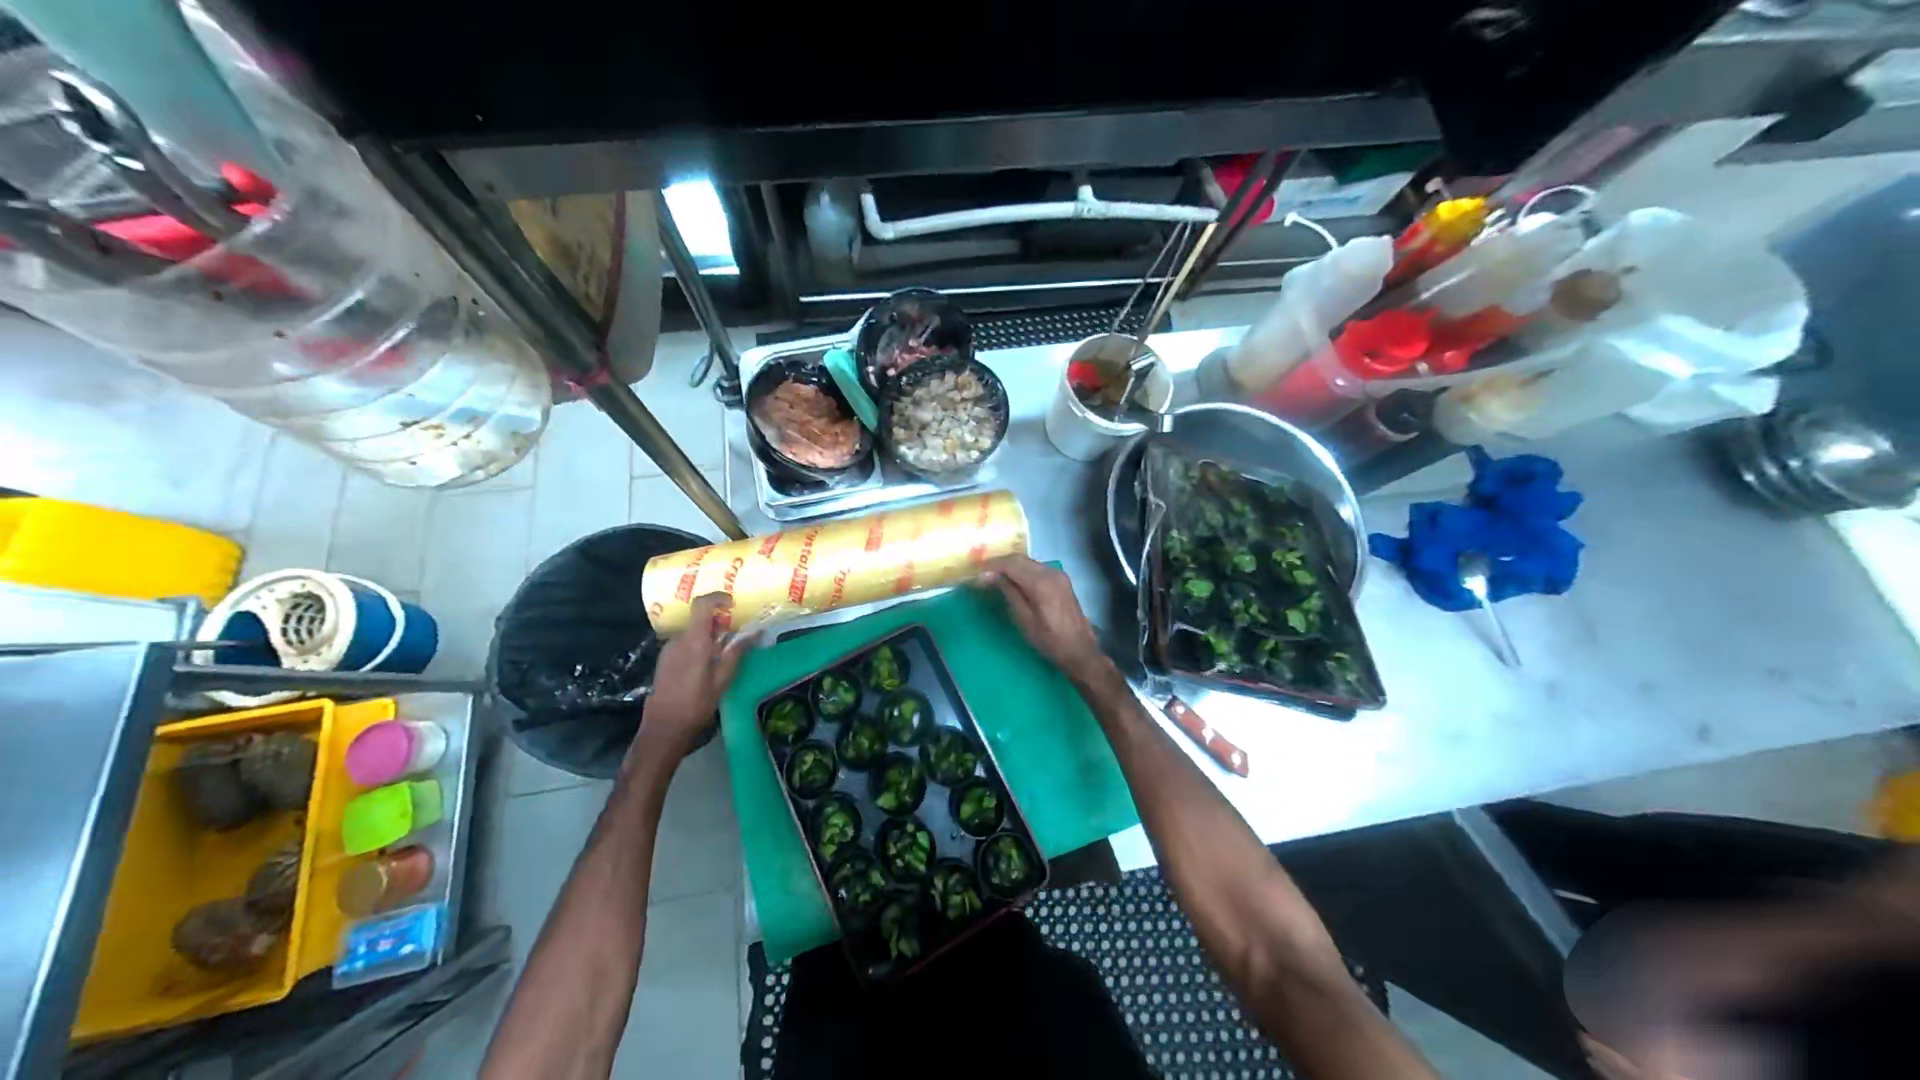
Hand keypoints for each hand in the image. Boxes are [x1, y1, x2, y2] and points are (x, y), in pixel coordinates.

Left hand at [634, 593, 751, 763]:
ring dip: (709, 638)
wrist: (664, 727)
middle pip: (699, 620)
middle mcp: (678, 640)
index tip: (732, 604)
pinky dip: (698, 647)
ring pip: (693, 633)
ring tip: (723, 657)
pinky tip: (706, 668)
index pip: (702, 605)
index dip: (717, 598)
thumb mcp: (722, 679)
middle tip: (735, 638)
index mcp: (694, 641)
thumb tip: (756, 632)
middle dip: (718, 623)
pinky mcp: (664, 660)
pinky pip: (685, 644)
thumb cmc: (696, 704)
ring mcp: (669, 649)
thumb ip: (736, 652)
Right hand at [980, 555, 1108, 681]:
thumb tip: (990, 576)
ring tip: (993, 578)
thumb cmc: (1049, 640)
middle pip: (1020, 559)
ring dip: (1010, 566)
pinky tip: (1012, 581)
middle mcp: (1051, 572)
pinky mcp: (1061, 581)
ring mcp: (1058, 575)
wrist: (1079, 650)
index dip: (992, 566)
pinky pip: (1036, 569)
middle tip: (982, 574)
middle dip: (1000, 564)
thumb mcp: (1024, 619)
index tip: (976, 573)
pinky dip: (1022, 571)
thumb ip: (1009, 592)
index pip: (1011, 564)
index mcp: (1041, 582)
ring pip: (1028, 562)